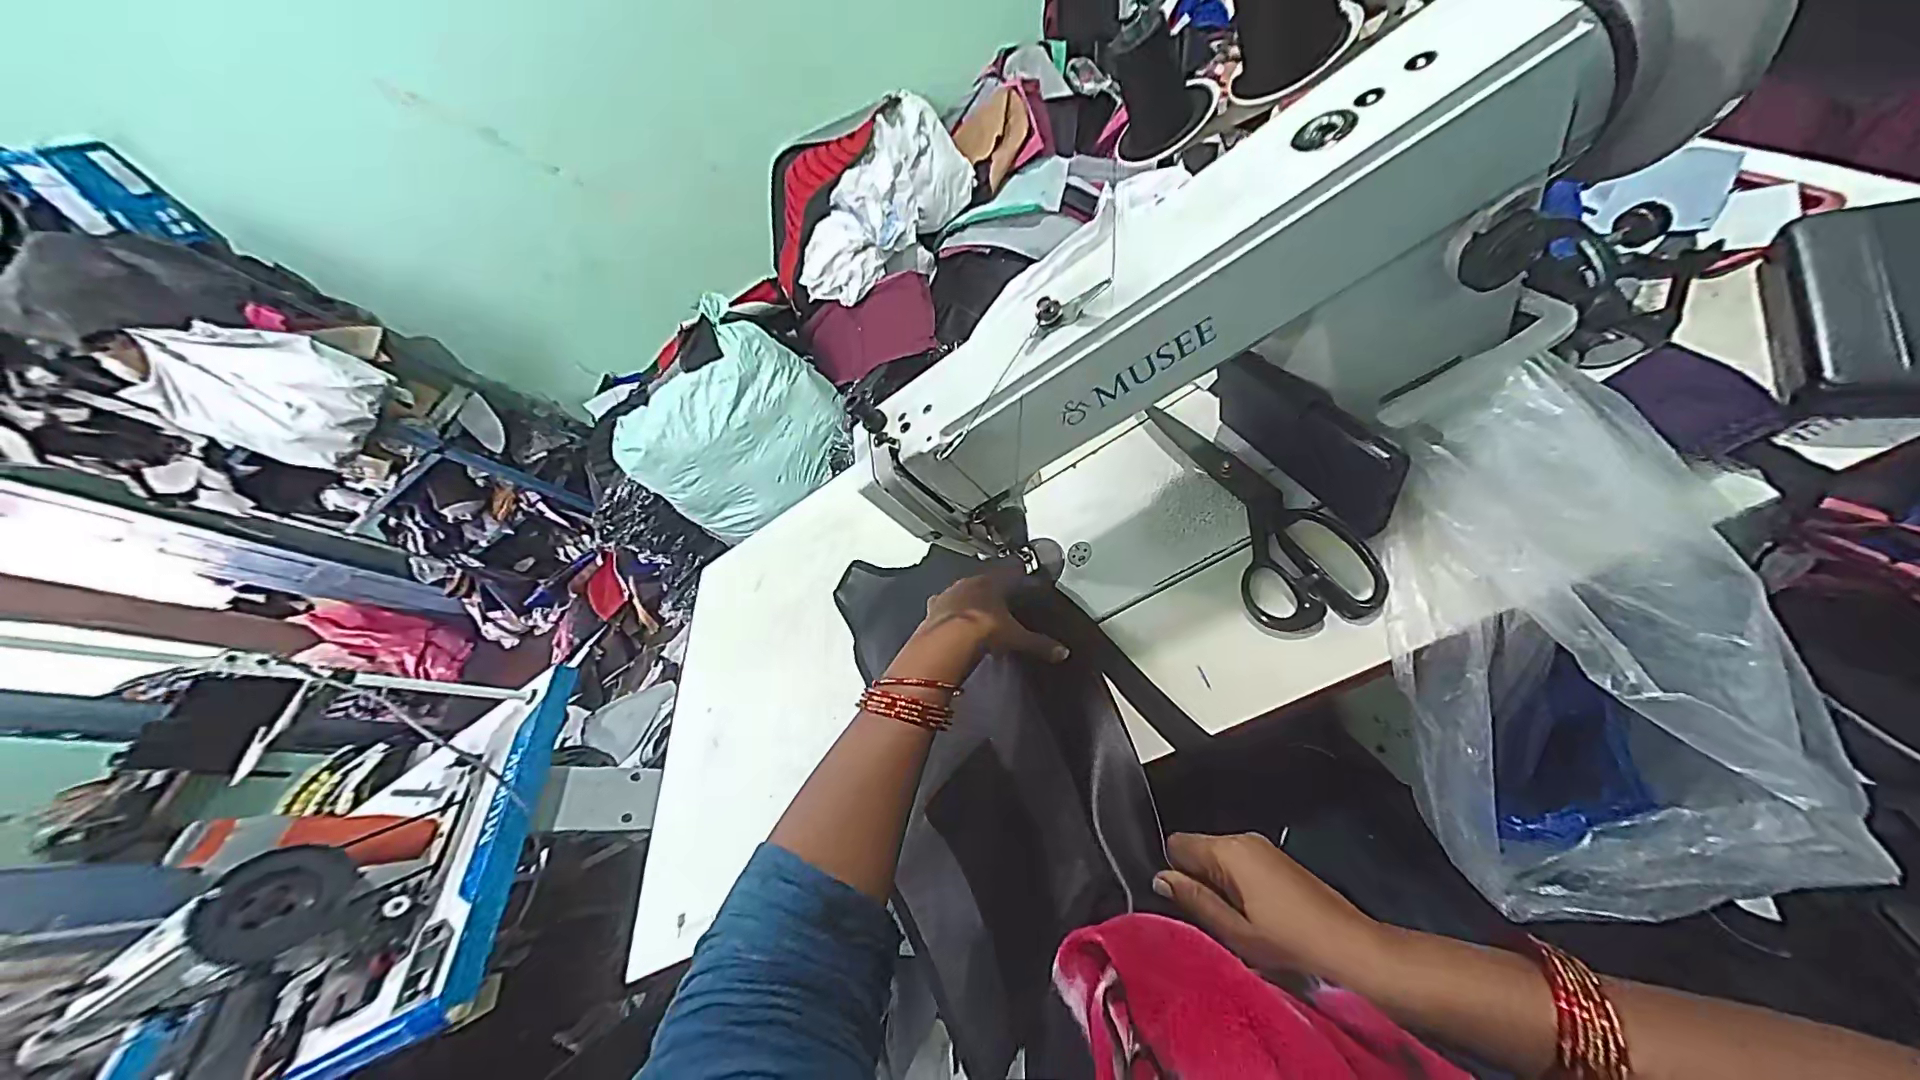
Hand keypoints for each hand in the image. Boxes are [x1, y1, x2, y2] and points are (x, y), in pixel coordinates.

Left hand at [916, 572, 1068, 663]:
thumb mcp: (1016, 637)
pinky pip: (943, 609)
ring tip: (976, 613)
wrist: (947, 641)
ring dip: (968, 600)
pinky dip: (949, 615)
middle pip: (982, 580)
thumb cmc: (983, 629)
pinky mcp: (932, 611)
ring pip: (961, 593)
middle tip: (999, 598)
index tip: (1022, 575)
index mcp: (991, 582)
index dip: (1017, 574)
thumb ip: (1039, 644)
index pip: (1008, 571)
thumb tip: (1060, 651)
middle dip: (990, 588)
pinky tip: (953, 625)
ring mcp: (947, 596)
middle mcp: (967, 584)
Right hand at [1153, 832, 1389, 984]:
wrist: (1357, 952)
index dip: (1175, 873)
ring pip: (1219, 859)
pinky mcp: (1279, 861)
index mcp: (1229, 851)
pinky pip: (1240, 865)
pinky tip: (1256, 918)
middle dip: (1197, 880)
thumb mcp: (1236, 933)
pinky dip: (1239, 887)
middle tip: (1215, 919)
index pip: (1176, 844)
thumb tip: (1161, 879)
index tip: (1187, 904)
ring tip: (1238, 923)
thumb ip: (1194, 900)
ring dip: (1220, 887)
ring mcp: (1264, 848)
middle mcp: (1245, 839)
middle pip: (1198, 850)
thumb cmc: (1295, 946)